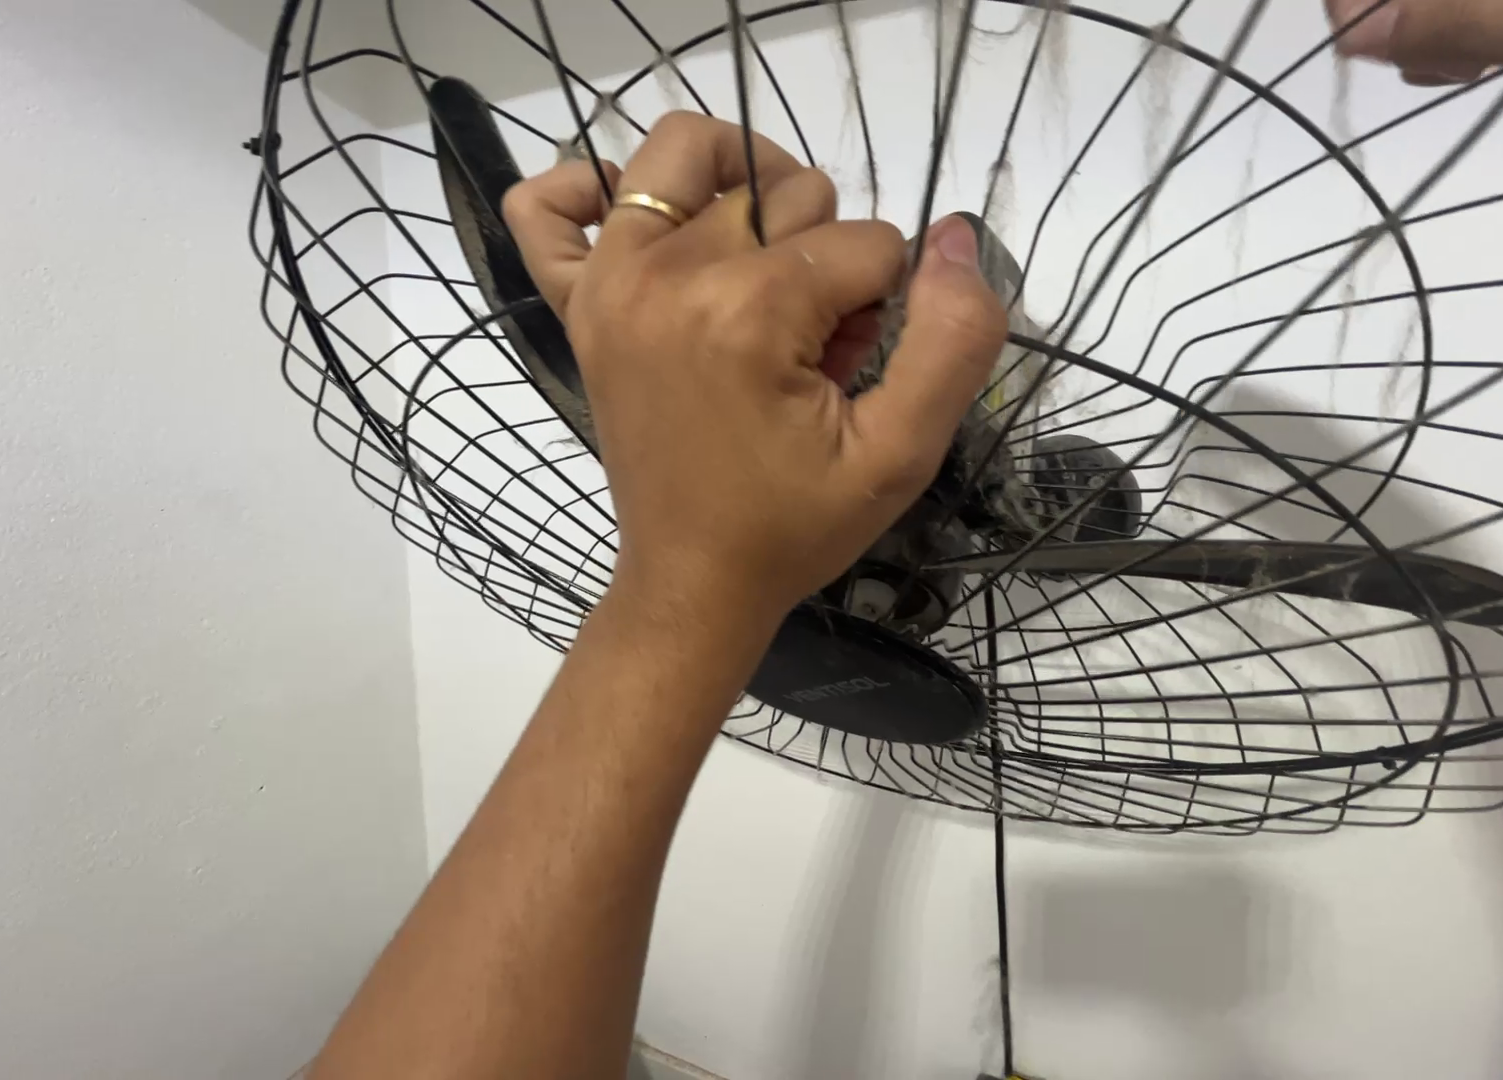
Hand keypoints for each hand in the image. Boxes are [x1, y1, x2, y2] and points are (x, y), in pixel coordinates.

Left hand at [502, 113, 1006, 630]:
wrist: (693, 581)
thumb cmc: (793, 527)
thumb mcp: (899, 457)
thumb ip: (953, 342)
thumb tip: (954, 236)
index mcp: (749, 314)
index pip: (867, 242)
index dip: (886, 303)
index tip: (854, 371)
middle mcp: (667, 275)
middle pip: (790, 193)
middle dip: (825, 262)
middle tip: (809, 352)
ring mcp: (609, 284)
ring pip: (688, 157)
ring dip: (744, 192)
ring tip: (762, 271)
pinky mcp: (579, 307)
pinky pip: (548, 210)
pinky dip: (590, 193)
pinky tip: (644, 231)